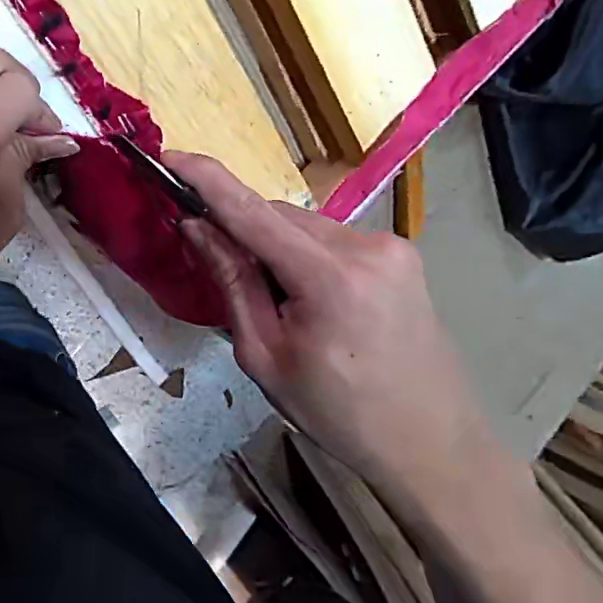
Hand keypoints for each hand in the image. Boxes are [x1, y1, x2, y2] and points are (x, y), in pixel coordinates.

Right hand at [164, 152, 518, 517]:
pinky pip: (328, 237)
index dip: (205, 179)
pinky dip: (302, 253)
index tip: (168, 156)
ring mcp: (390, 247)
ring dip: (272, 245)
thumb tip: (197, 226)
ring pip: (301, 225)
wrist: (434, 445)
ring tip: (275, 301)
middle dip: (240, 231)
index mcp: (330, 278)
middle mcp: (366, 246)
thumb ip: (231, 282)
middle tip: (218, 269)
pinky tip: (307, 297)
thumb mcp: (264, 356)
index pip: (252, 212)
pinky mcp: (400, 254)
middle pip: (276, 216)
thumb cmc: (338, 414)